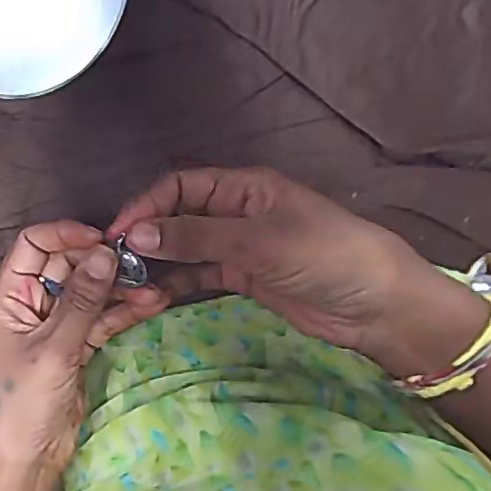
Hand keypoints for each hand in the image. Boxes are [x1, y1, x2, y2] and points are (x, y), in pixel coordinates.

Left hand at [0, 221, 168, 485]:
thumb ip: (83, 301)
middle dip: (100, 261)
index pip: (33, 245)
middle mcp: (30, 305)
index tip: (102, 239)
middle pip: (66, 266)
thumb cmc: (21, 406)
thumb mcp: (54, 349)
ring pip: (88, 293)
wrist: (24, 462)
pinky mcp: (75, 348)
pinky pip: (100, 320)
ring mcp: (54, 327)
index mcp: (9, 297)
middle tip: (137, 262)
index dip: (66, 235)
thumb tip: (105, 254)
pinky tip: (151, 304)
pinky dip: (122, 312)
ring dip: (118, 288)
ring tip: (154, 286)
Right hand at [107, 167, 488, 375]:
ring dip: (159, 261)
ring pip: (186, 247)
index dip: (147, 205)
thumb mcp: (259, 241)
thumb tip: (136, 232)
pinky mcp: (243, 277)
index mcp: (244, 187)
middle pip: (179, 215)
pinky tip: (156, 295)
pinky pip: (200, 274)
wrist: (375, 305)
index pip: (181, 186)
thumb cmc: (325, 256)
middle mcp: (236, 212)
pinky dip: (178, 283)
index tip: (117, 233)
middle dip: (147, 234)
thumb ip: (197, 236)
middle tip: (116, 262)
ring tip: (130, 282)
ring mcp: (239, 246)